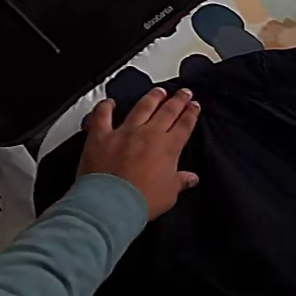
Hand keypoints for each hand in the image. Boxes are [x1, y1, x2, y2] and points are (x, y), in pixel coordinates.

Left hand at [77, 87, 200, 219]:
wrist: (111, 204)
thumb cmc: (141, 201)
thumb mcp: (169, 194)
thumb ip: (180, 182)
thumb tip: (191, 179)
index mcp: (168, 147)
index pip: (184, 125)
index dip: (191, 114)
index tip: (194, 106)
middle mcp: (148, 134)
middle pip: (167, 111)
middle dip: (178, 100)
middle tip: (183, 92)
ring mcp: (124, 132)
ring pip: (141, 107)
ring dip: (151, 98)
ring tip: (158, 91)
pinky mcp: (101, 136)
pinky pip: (102, 116)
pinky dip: (105, 107)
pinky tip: (109, 102)